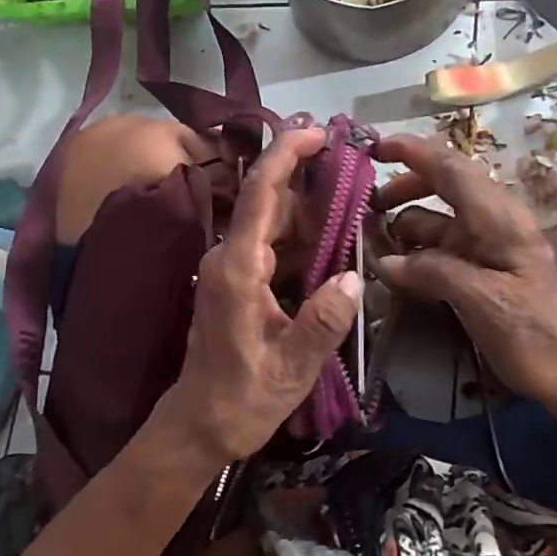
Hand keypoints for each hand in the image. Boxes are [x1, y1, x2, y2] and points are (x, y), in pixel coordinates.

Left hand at [163, 127, 362, 463]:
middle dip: (308, 182)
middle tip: (356, 176)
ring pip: (270, 222)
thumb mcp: (291, 368)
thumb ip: (322, 322)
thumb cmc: (242, 398)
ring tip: (351, 207)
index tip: (319, 133)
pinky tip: (330, 245)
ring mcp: (228, 268)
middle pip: (268, 202)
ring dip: (308, 212)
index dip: (286, 155)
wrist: (201, 422)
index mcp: (237, 269)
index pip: (260, 194)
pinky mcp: (234, 281)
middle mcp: (227, 258)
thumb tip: (352, 278)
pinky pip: (269, 244)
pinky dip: (299, 238)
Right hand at [371, 134, 556, 405]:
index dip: (412, 151)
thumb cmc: (534, 334)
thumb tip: (384, 261)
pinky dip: (413, 251)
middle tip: (364, 204)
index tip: (372, 145)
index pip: (451, 168)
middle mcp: (491, 222)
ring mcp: (485, 246)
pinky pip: (438, 248)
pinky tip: (391, 268)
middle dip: (402, 187)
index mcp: (498, 219)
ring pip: (435, 219)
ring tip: (368, 242)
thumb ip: (431, 272)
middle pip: (440, 186)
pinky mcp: (479, 270)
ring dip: (403, 224)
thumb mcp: (482, 300)